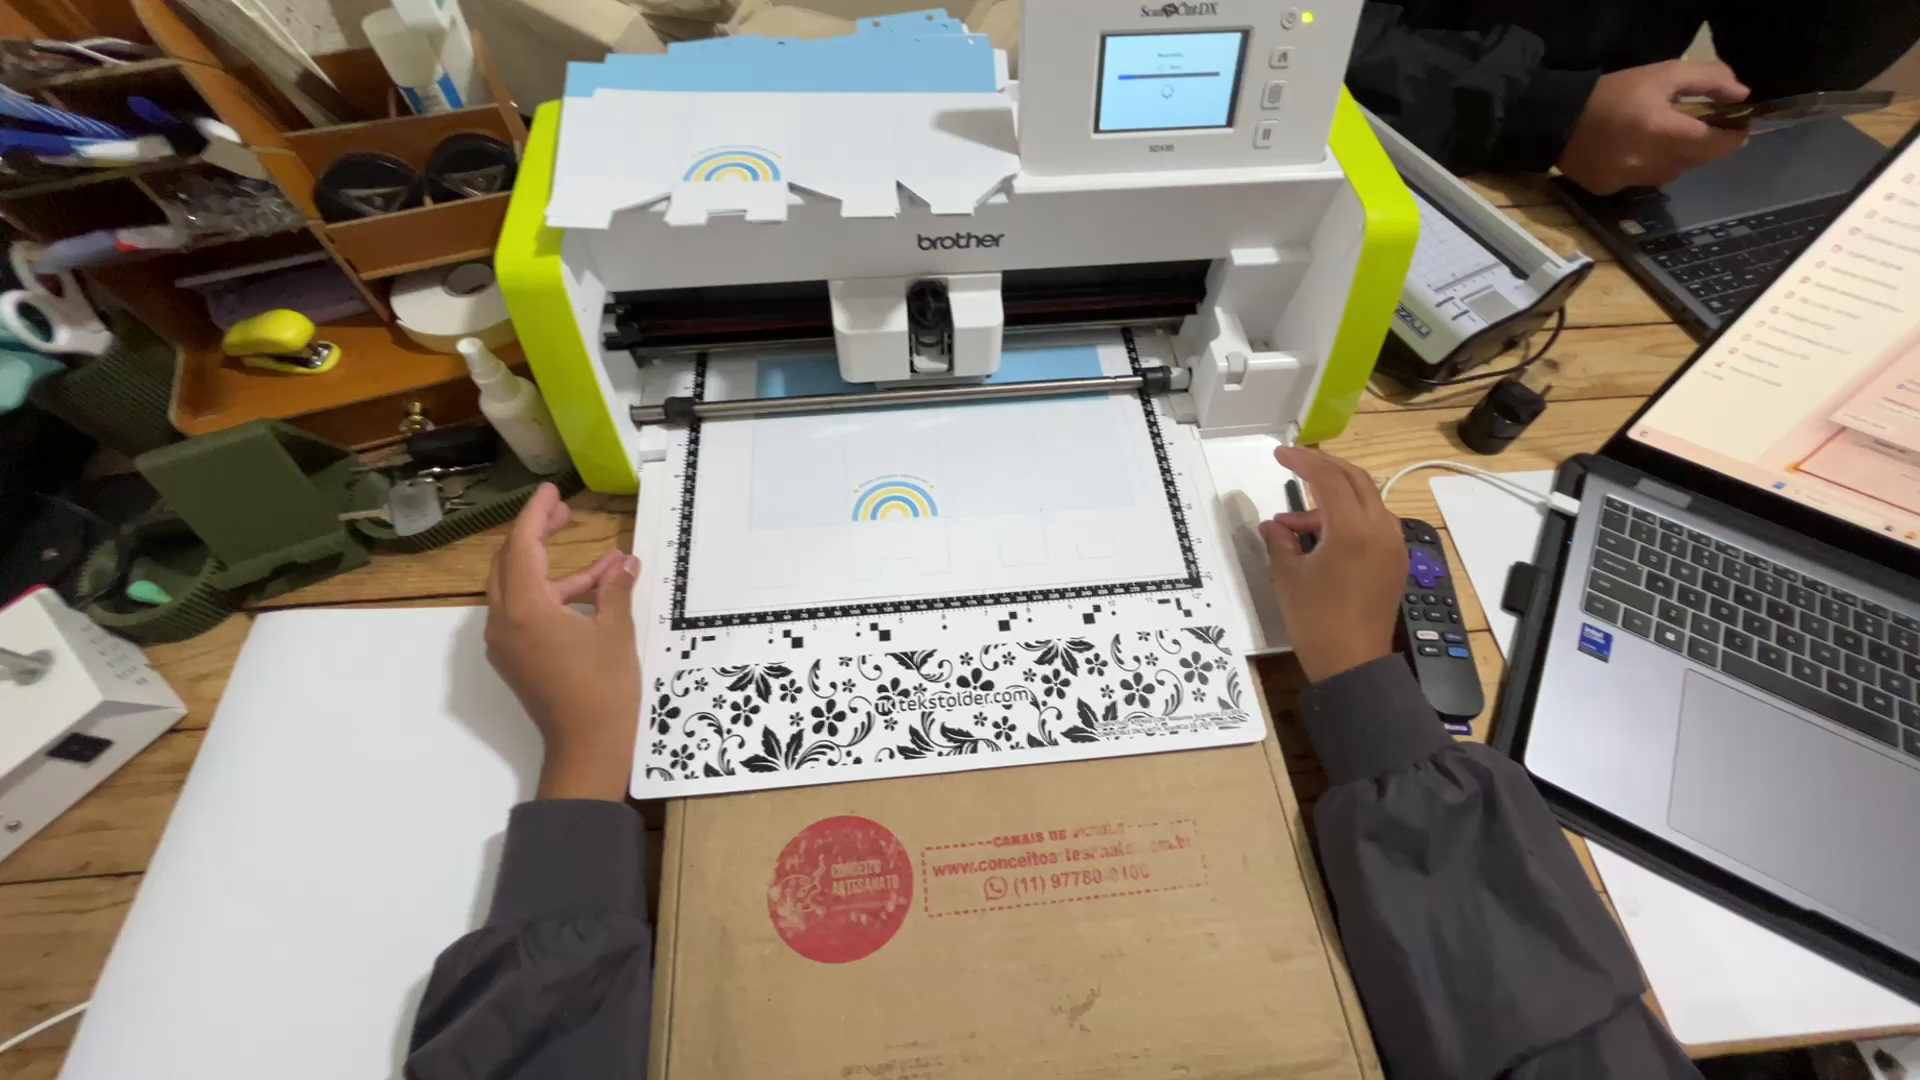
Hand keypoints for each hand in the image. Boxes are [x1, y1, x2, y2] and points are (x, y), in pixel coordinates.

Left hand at [485, 483, 641, 800]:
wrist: (588, 744)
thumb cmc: (604, 685)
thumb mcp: (615, 630)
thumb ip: (615, 589)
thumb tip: (625, 562)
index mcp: (525, 609)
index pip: (523, 547)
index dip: (536, 515)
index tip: (551, 492)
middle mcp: (504, 622)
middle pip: (510, 564)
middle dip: (537, 536)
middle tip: (565, 514)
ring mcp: (506, 643)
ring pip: (519, 589)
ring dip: (554, 570)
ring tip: (604, 561)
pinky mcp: (517, 659)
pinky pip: (525, 612)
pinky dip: (553, 595)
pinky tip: (590, 594)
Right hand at [1258, 447, 1407, 683]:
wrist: (1351, 664)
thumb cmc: (1315, 620)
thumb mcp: (1288, 576)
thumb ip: (1280, 541)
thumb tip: (1274, 525)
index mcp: (1353, 530)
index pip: (1330, 479)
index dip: (1303, 462)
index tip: (1280, 454)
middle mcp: (1381, 530)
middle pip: (1356, 481)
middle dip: (1324, 468)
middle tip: (1294, 465)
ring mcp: (1392, 546)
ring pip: (1365, 502)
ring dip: (1332, 498)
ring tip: (1294, 523)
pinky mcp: (1394, 562)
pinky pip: (1371, 524)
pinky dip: (1345, 518)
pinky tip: (1319, 537)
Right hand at [1557, 60, 1749, 194]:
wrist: (1557, 122)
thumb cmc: (1613, 94)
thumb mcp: (1665, 74)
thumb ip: (1710, 80)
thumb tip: (1740, 96)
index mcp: (1661, 131)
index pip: (1710, 144)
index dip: (1731, 139)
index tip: (1739, 130)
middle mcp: (1644, 161)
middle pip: (1692, 163)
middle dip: (1706, 149)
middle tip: (1708, 135)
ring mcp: (1623, 179)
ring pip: (1668, 176)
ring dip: (1677, 162)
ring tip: (1673, 147)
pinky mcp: (1606, 188)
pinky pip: (1639, 183)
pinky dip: (1648, 172)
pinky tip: (1639, 158)